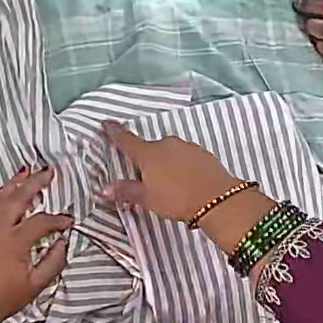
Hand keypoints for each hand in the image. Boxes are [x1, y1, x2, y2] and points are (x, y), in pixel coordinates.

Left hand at [0, 166, 71, 322]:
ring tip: (24, 174)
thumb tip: (63, 243)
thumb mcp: (36, 284)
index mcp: (16, 241)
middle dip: (35, 182)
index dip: (58, 219)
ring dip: (13, 184)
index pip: (43, 221)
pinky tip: (3, 194)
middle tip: (47, 172)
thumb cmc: (2, 299)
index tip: (68, 221)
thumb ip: (54, 262)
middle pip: (19, 196)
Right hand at [102, 120, 242, 221]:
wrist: (217, 199)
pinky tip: (186, 182)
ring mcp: (186, 147)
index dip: (115, 132)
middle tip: (149, 181)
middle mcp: (166, 145)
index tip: (107, 123)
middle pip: (151, 149)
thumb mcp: (148, 199)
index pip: (126, 140)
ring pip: (170, 153)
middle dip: (148, 161)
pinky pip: (187, 158)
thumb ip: (127, 191)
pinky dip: (183, 166)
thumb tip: (105, 189)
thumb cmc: (177, 199)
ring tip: (170, 186)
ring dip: (167, 164)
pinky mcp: (203, 154)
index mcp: (148, 154)